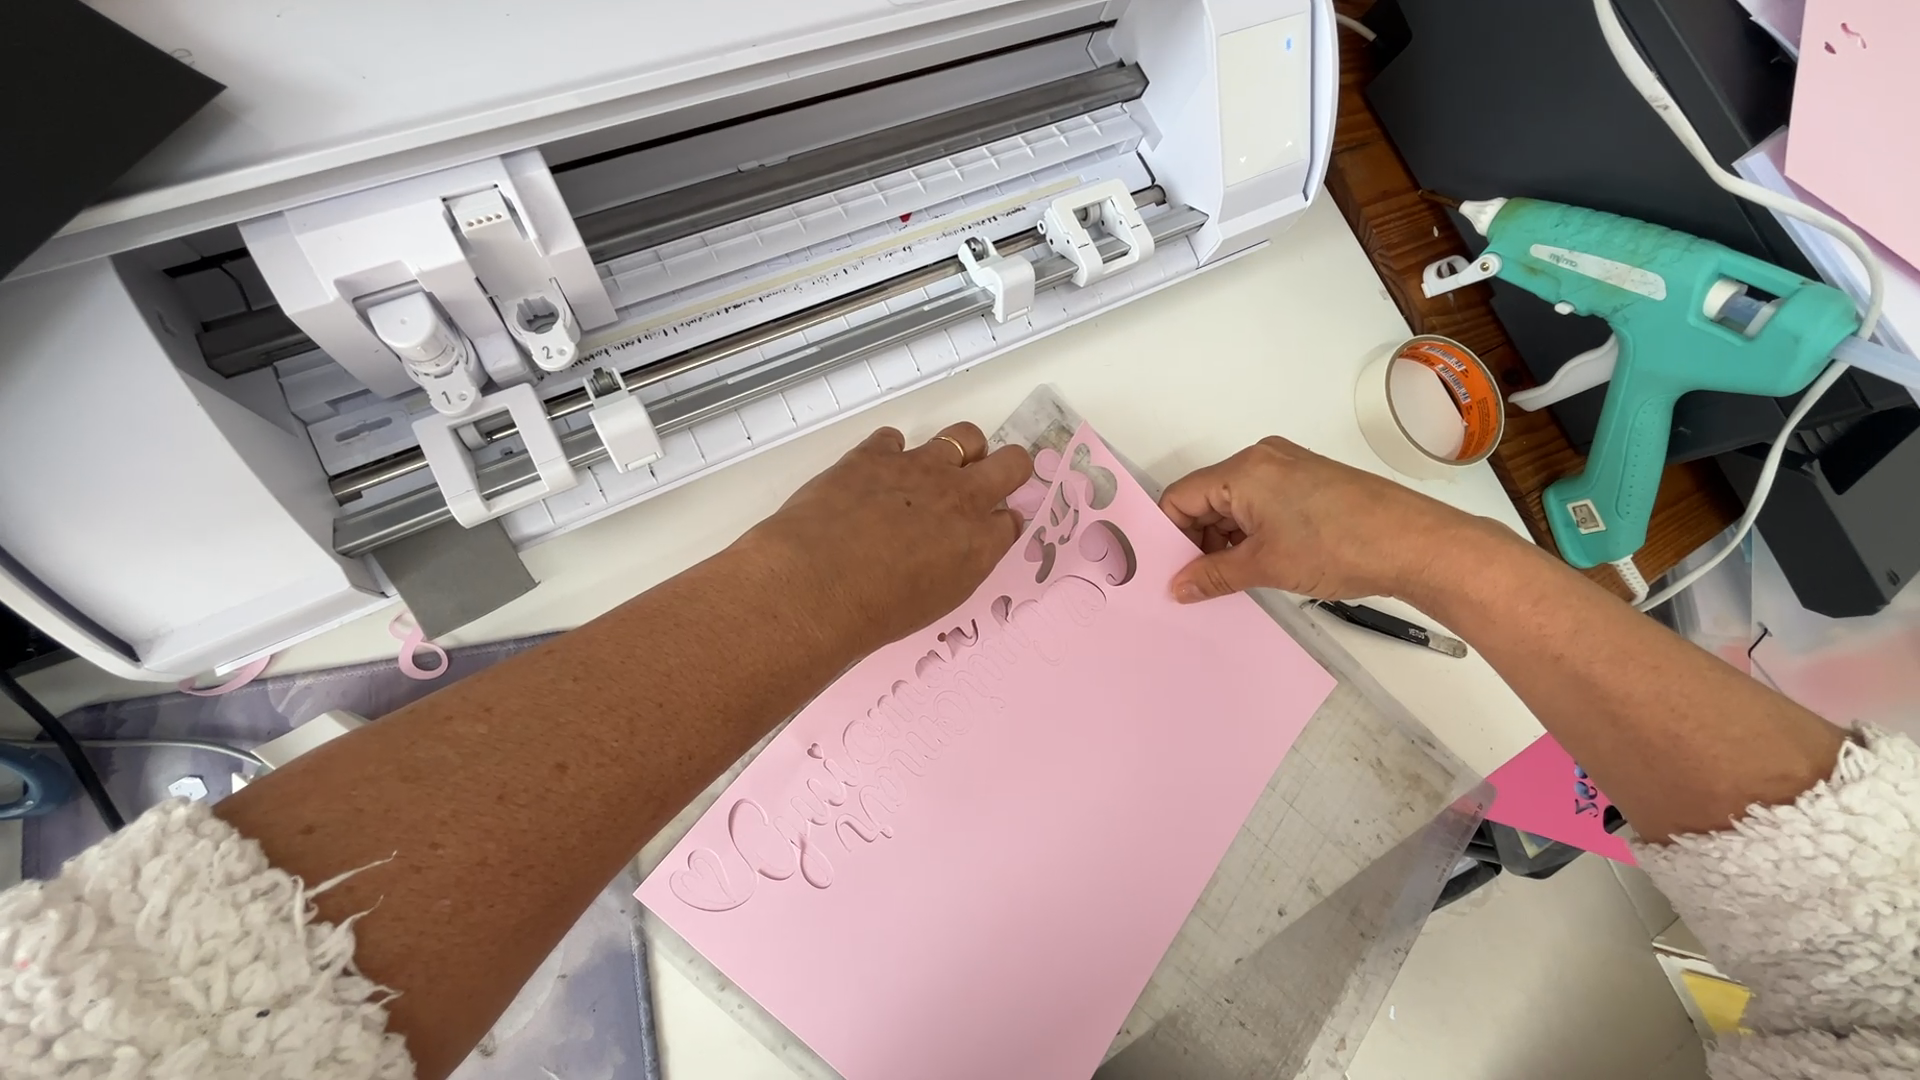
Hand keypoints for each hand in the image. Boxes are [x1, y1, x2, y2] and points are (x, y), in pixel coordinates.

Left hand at [738, 422, 1031, 654]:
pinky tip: (875, 474)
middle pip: (1012, 463)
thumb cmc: (877, 612)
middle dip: (1009, 468)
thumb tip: (955, 551)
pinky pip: (894, 438)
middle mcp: (960, 497)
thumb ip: (957, 567)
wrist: (819, 583)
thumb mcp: (935, 602)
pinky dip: (889, 453)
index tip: (988, 529)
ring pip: (964, 436)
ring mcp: (919, 468)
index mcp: (979, 543)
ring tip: (937, 471)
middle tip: (988, 482)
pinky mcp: (875, 454)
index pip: (1012, 520)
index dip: (1001, 523)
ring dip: (960, 450)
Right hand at [1159, 437, 1483, 602]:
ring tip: (1234, 575)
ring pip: (1233, 502)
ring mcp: (1288, 467)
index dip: (1170, 536)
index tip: (1173, 569)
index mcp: (1243, 470)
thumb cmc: (1341, 546)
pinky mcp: (1308, 481)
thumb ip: (1212, 576)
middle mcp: (1262, 459)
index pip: (1180, 498)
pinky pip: (1260, 502)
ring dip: (1225, 538)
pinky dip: (1251, 531)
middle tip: (1200, 579)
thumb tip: (1178, 587)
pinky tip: (1261, 561)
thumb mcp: (1265, 566)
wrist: (1418, 544)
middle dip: (1198, 539)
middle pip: (1205, 498)